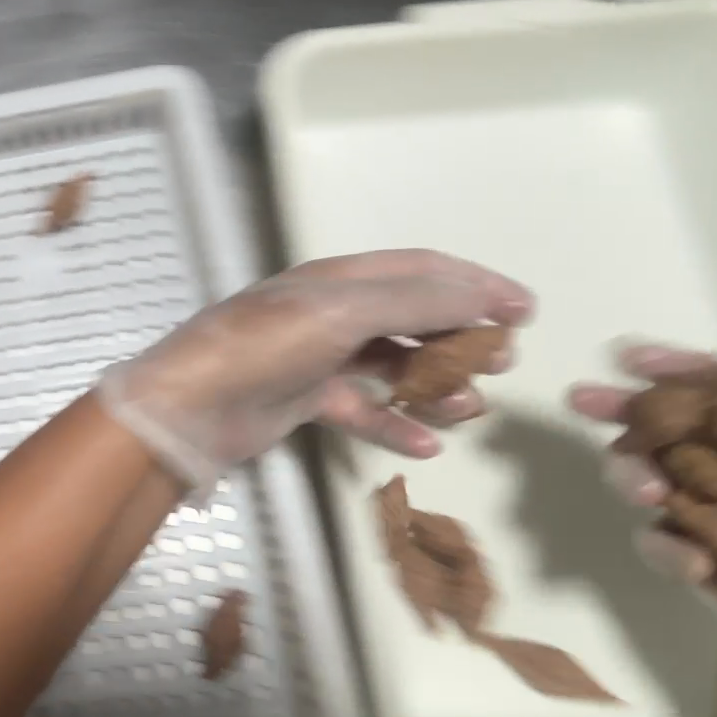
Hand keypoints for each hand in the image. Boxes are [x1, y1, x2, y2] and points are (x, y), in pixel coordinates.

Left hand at [97, 249, 533, 493]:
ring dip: (433, 384)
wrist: (190, 406)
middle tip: (499, 363)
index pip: (418, 269)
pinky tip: (426, 446)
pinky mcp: (302, 399)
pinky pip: (361, 409)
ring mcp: (314, 357)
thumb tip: (488, 297)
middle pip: (409, 316)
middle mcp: (327, 312)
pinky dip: (393, 424)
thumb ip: (415, 301)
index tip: (525, 311)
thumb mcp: (341, 312)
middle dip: (459, 336)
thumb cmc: (263, 347)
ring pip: (390, 366)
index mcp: (335, 279)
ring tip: (468, 408)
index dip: (474, 284)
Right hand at [567, 343, 716, 593]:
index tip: (626, 358)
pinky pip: (661, 544)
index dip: (673, 367)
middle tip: (581, 399)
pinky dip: (666, 549)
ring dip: (630, 475)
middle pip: (665, 426)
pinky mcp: (702, 560)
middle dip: (619, 409)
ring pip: (647, 479)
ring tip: (643, 491)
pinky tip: (692, 560)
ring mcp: (714, 515)